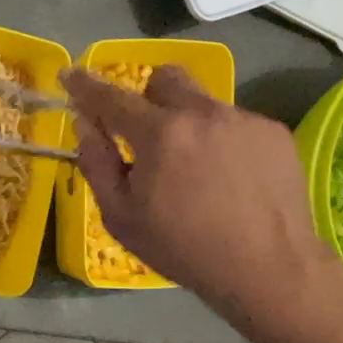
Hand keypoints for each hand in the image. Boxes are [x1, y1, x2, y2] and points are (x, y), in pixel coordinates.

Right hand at [62, 65, 342, 334]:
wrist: (266, 268)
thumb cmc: (182, 249)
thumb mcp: (121, 217)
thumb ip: (97, 164)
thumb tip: (84, 125)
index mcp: (160, 133)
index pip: (112, 98)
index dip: (85, 86)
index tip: (69, 75)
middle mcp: (203, 113)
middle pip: (165, 78)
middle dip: (147, 97)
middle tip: (145, 135)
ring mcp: (244, 119)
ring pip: (203, 103)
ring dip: (187, 125)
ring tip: (194, 173)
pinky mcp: (273, 133)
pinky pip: (235, 124)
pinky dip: (220, 143)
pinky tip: (228, 182)